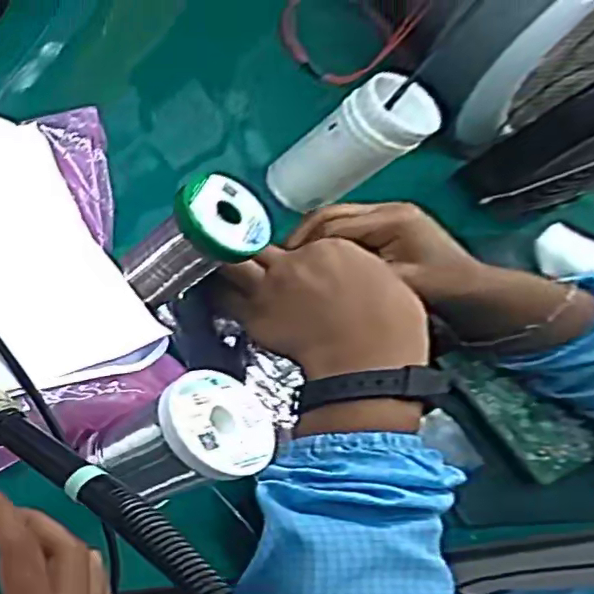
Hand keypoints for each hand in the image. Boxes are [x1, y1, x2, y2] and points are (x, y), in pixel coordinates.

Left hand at [216, 240, 431, 434]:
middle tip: (228, 252)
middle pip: (256, 250)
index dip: (283, 257)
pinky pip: (225, 300)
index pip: (293, 246)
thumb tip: (318, 277)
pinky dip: (218, 296)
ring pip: (233, 268)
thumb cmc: (381, 317)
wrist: (362, 348)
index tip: (279, 264)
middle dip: (243, 251)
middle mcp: (292, 263)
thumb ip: (335, 267)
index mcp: (328, 246)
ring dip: (223, 267)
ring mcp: (267, 288)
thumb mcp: (369, 272)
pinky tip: (213, 295)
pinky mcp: (251, 314)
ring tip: (213, 265)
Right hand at [285, 202, 486, 306]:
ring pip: (329, 218)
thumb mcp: (389, 282)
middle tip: (280, 266)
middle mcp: (387, 211)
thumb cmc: (432, 287)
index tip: (281, 271)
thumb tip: (309, 272)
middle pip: (325, 215)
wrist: (466, 287)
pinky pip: (339, 227)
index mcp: (390, 220)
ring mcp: (385, 215)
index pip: (329, 226)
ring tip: (293, 265)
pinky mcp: (382, 225)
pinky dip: (319, 242)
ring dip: (306, 239)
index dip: (301, 248)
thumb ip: (350, 272)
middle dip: (297, 239)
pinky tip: (312, 262)